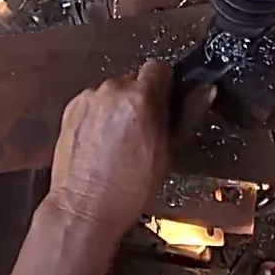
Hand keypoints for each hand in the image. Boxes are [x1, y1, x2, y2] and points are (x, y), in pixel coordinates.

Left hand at [46, 61, 173, 240]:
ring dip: (119, 107)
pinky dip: (99, 116)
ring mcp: (89, 98)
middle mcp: (112, 91)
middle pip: (134, 80)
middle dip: (141, 99)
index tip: (165, 101)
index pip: (159, 68)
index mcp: (141, 98)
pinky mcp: (71, 108)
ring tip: (120, 140)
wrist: (85, 206)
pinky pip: (93, 103)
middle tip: (144, 128)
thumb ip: (186, 116)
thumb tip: (203, 93)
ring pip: (112, 92)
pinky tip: (102, 141)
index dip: (164, 85)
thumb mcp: (168, 153)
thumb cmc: (127, 188)